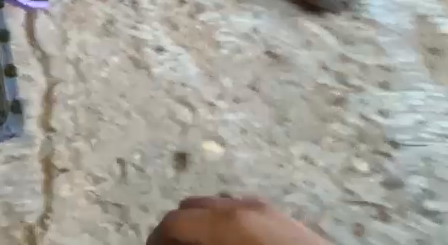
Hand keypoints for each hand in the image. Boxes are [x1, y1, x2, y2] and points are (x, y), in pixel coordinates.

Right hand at [147, 197, 331, 244]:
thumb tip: (169, 244)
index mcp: (227, 221)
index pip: (174, 222)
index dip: (157, 240)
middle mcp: (243, 205)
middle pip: (192, 208)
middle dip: (180, 231)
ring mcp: (269, 209)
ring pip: (219, 209)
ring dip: (204, 228)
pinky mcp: (291, 221)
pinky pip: (245, 217)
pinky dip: (229, 230)